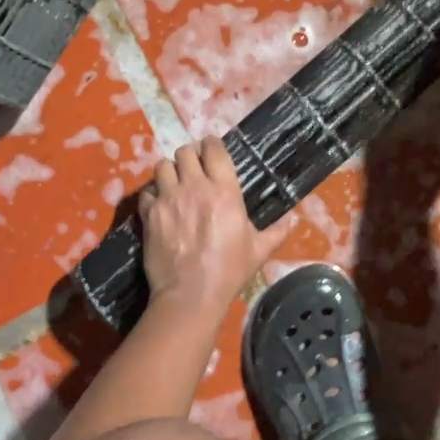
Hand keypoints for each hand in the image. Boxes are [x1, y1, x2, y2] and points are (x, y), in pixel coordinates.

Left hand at [140, 138, 294, 311]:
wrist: (191, 295)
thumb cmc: (228, 271)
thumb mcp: (259, 251)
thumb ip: (277, 231)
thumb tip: (292, 218)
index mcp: (224, 191)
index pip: (214, 149)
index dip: (212, 144)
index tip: (213, 149)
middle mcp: (194, 187)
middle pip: (185, 152)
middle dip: (190, 156)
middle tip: (194, 168)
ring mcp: (169, 199)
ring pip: (162, 166)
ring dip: (169, 172)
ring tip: (174, 183)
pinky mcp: (149, 214)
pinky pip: (147, 192)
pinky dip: (152, 195)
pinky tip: (159, 205)